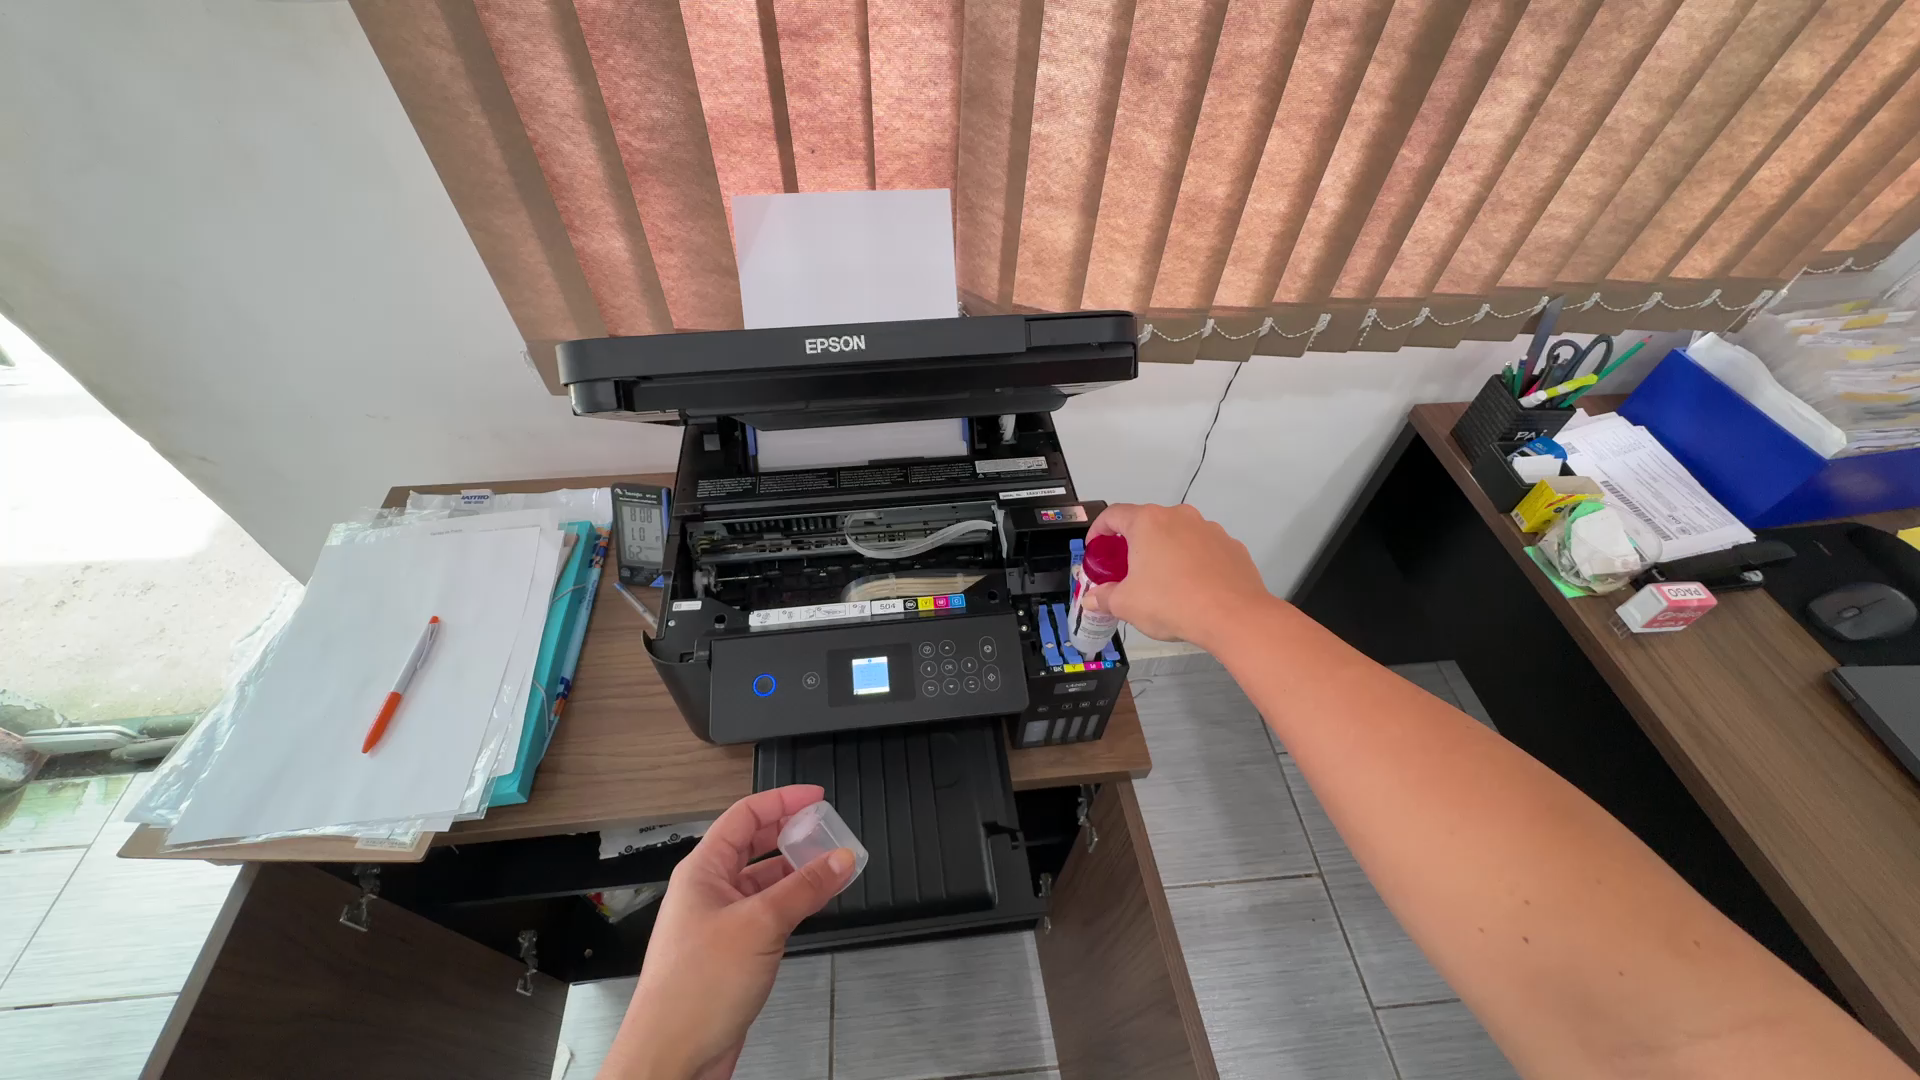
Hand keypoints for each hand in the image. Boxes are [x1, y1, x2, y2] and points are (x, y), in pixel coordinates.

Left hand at [604, 786, 854, 1079]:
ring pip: (764, 880)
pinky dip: (794, 902)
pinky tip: (816, 903)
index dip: (782, 800)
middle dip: (791, 833)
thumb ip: (804, 888)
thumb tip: (839, 859)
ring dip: (797, 870)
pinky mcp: (733, 951)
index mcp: (703, 870)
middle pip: (755, 844)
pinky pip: (769, 912)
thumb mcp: (759, 925)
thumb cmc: (692, 992)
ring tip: (831, 865)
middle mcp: (709, 890)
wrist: (671, 1059)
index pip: (745, 815)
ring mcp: (721, 921)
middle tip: (826, 827)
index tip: (815, 797)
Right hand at [1081, 503, 1270, 651]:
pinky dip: (1192, 562)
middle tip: (1126, 571)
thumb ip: (1104, 597)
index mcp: (1148, 522)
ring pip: (1177, 535)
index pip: (1113, 515)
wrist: (1233, 616)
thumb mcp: (1126, 604)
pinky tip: (1191, 588)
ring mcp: (1209, 529)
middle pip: (1147, 524)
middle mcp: (1179, 517)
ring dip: (1164, 552)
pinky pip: (1202, 549)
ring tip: (1161, 583)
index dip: (1099, 531)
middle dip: (1133, 545)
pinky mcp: (1230, 546)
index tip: (1096, 548)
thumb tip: (1093, 599)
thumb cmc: (1173, 603)